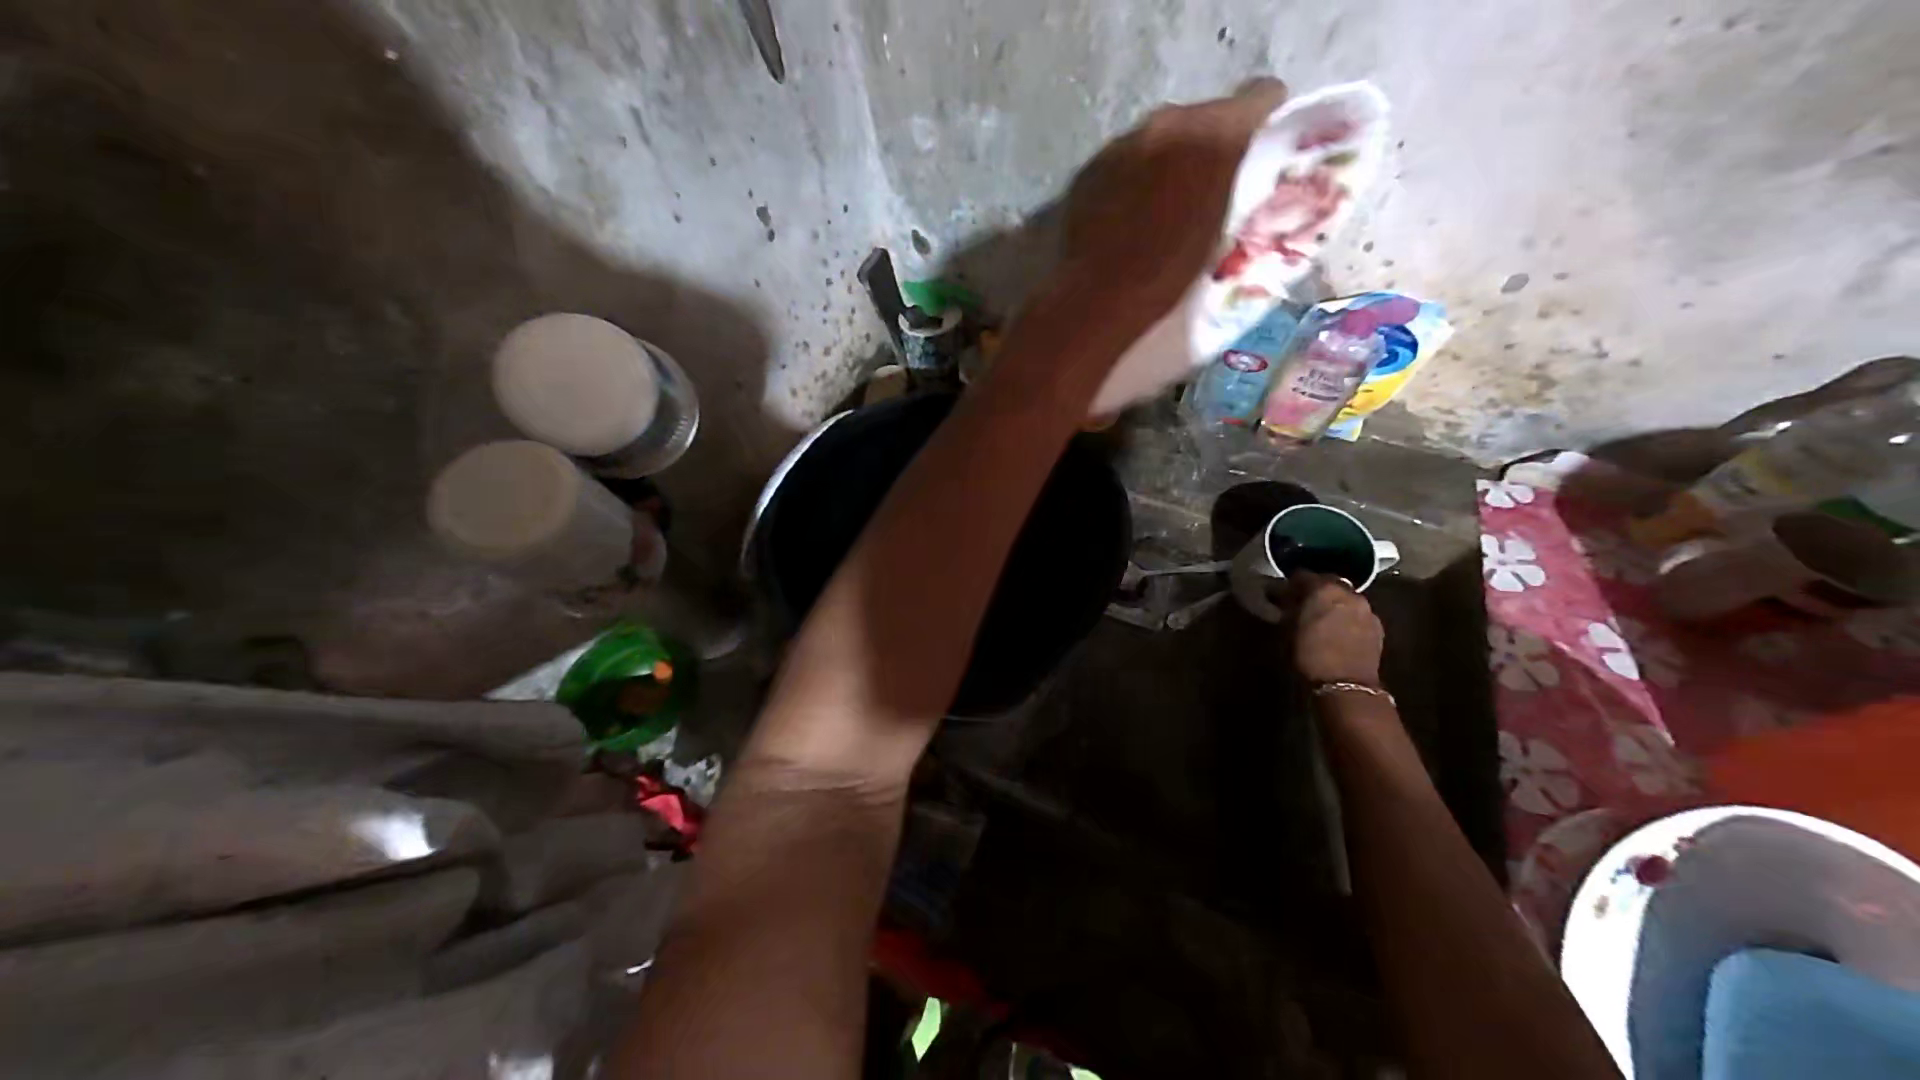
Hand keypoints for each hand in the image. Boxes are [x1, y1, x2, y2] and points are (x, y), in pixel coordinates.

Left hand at [1060, 79, 1288, 329]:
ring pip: (1161, 138)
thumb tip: (1252, 180)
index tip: (1261, 153)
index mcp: (1216, 135)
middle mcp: (1169, 121)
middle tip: (1207, 191)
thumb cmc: (1170, 277)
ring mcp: (1123, 141)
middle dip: (1210, 147)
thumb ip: (1245, 192)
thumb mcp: (1227, 235)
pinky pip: (1124, 160)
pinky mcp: (1089, 166)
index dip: (1266, 123)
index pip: (1262, 97)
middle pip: (1205, 117)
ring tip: (1161, 208)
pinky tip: (1125, 217)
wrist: (1096, 300)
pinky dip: (1131, 179)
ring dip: (1167, 162)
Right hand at [1291, 571, 1383, 686]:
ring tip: (1323, 618)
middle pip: (1329, 583)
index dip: (1291, 583)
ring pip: (1346, 598)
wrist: (1345, 684)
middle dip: (1316, 591)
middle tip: (1304, 604)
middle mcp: (1348, 593)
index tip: (1283, 592)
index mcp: (1323, 589)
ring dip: (1334, 604)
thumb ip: (1288, 607)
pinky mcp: (1378, 627)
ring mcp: (1367, 609)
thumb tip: (1284, 596)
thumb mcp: (1287, 629)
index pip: (1302, 575)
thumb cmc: (1308, 655)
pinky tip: (1339, 631)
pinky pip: (1358, 614)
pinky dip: (1348, 617)